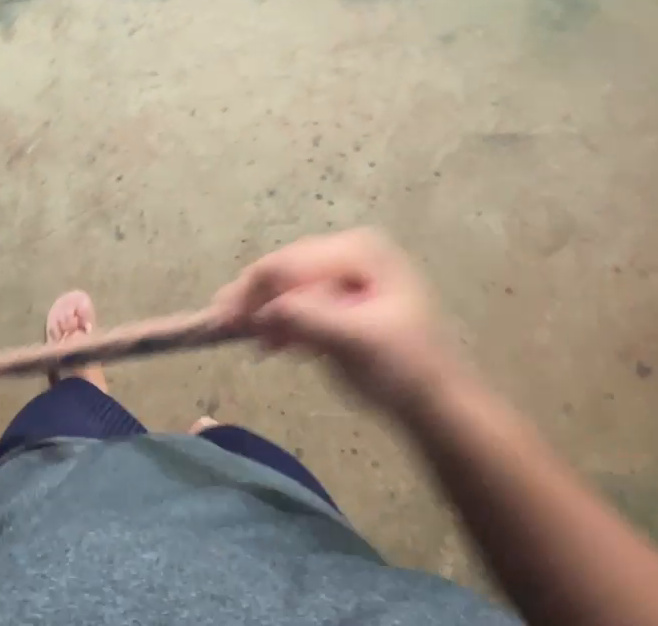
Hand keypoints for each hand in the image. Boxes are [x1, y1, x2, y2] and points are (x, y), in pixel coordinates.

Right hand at [215, 229, 457, 413]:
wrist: (438, 406)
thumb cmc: (405, 368)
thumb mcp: (353, 340)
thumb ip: (305, 318)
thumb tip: (258, 310)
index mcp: (360, 251)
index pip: (291, 262)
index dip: (254, 288)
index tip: (224, 316)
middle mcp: (350, 253)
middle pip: (285, 270)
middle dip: (253, 298)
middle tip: (219, 321)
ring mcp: (345, 275)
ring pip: (286, 286)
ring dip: (262, 310)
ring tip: (238, 333)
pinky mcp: (340, 300)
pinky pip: (297, 302)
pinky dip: (279, 321)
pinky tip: (268, 343)